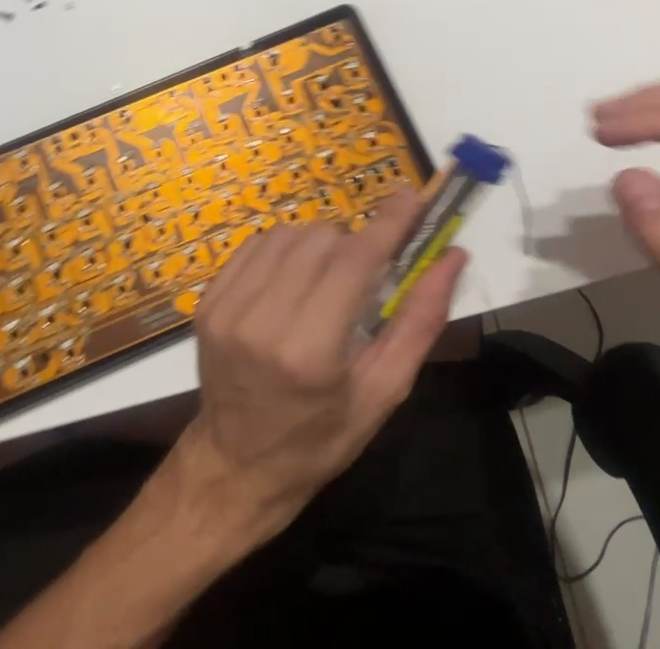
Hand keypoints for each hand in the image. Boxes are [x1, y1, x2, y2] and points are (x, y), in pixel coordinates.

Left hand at [172, 193, 466, 536]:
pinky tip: (294, 280)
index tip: (412, 197)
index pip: (355, 261)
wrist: (237, 464)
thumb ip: (420, 321)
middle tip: (367, 275)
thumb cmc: (321, 439)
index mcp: (310, 352)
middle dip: (355, 245)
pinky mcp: (207, 302)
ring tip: (329, 280)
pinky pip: (255, 246)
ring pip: (287, 235)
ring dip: (318, 245)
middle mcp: (262, 321)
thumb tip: (452, 258)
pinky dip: (284, 251)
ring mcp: (227, 309)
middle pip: (321, 239)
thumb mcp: (383, 392)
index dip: (388, 223)